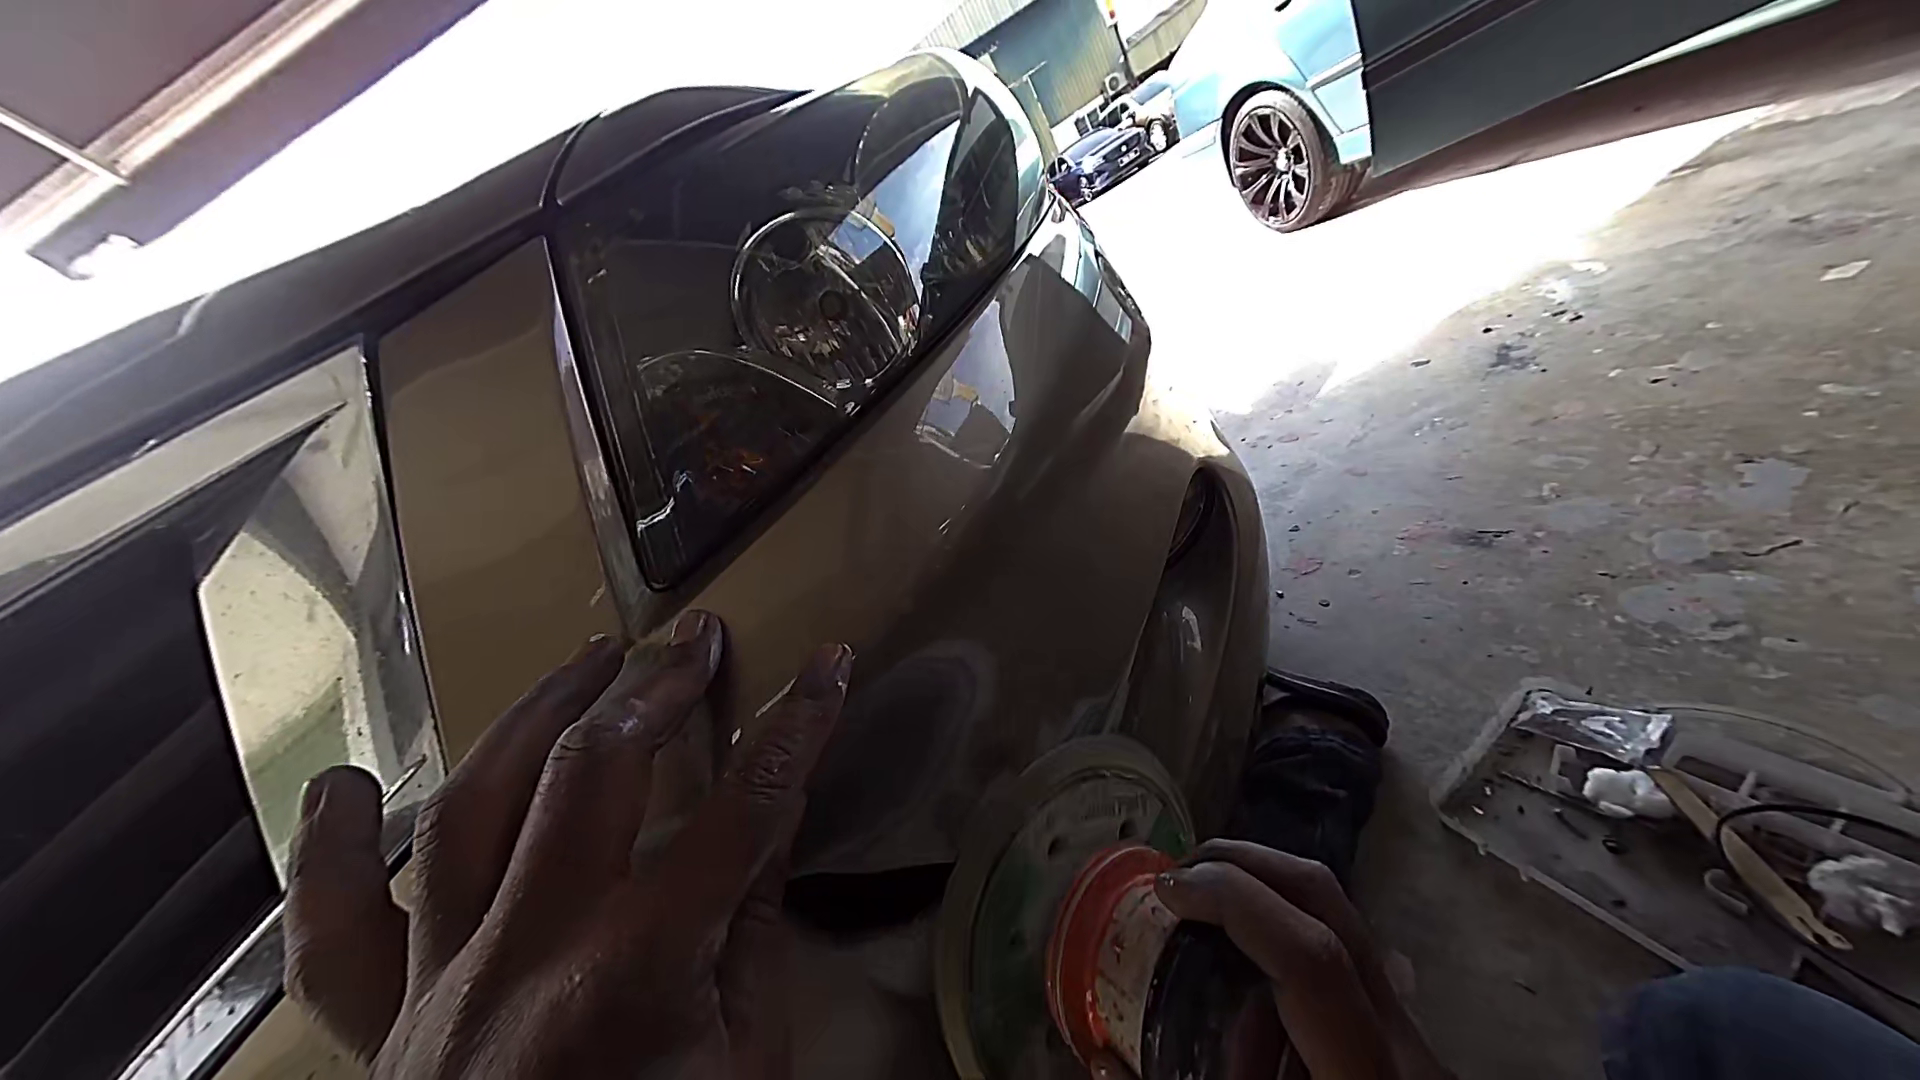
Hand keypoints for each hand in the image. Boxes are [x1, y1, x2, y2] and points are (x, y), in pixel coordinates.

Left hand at [285, 611, 852, 1077]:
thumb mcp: (749, 1050)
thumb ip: (757, 918)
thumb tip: (779, 805)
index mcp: (641, 966)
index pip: (747, 804)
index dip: (799, 722)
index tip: (831, 662)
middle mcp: (532, 948)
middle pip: (597, 771)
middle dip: (658, 688)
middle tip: (696, 637)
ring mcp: (442, 979)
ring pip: (475, 805)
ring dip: (537, 712)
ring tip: (589, 655)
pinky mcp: (384, 1024)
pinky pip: (337, 933)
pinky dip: (334, 856)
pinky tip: (342, 786)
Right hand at [1154, 840, 1452, 1079]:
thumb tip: (1100, 1059)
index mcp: (1367, 1078)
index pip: (1310, 957)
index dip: (1233, 901)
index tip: (1166, 889)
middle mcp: (1402, 1040)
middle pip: (1322, 898)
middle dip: (1239, 863)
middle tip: (1177, 874)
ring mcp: (1407, 1026)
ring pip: (1332, 908)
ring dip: (1256, 886)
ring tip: (1199, 901)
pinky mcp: (1399, 1026)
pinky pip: (1333, 941)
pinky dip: (1276, 925)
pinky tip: (1240, 961)